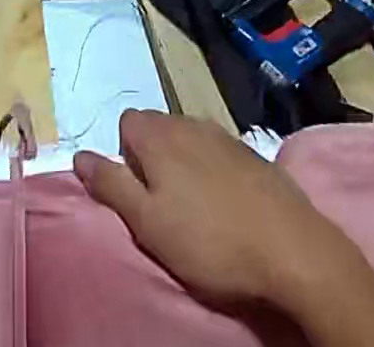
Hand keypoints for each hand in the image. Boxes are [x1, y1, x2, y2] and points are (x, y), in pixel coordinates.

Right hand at [73, 110, 373, 346]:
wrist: (294, 251)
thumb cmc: (210, 241)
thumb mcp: (147, 222)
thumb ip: (111, 184)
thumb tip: (79, 156)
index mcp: (159, 135)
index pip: (126, 122)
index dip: (125, 155)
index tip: (140, 191)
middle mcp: (189, 122)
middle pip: (157, 127)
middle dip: (153, 156)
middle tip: (164, 203)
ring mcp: (225, 135)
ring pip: (188, 138)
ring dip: (183, 162)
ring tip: (196, 206)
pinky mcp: (254, 153)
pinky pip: (217, 151)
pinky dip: (213, 169)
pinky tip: (227, 204)